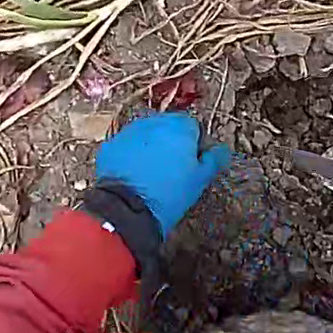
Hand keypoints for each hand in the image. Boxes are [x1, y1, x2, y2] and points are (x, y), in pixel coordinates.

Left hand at [94, 113, 231, 233]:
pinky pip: (129, 146)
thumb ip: (213, 159)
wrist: (127, 210)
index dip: (197, 145)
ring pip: (148, 135)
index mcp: (180, 127)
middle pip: (170, 127)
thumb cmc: (170, 193)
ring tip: (155, 173)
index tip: (195, 164)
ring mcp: (129, 132)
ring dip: (154, 147)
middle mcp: (154, 123)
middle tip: (176, 169)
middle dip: (174, 143)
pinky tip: (137, 175)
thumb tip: (221, 149)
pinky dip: (134, 155)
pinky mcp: (111, 145)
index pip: (195, 127)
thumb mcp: (200, 179)